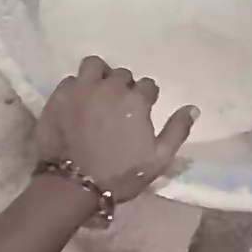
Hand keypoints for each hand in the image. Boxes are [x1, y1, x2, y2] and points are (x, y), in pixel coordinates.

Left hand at [35, 56, 198, 201]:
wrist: (73, 185)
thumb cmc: (119, 175)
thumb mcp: (158, 159)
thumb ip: (177, 130)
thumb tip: (193, 108)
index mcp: (136, 100)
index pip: (148, 85)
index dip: (147, 97)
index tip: (141, 110)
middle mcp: (110, 87)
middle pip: (122, 74)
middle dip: (124, 86)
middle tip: (118, 106)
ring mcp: (82, 89)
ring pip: (94, 66)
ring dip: (99, 76)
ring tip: (97, 93)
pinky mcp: (59, 96)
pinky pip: (71, 80)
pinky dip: (76, 88)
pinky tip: (77, 103)